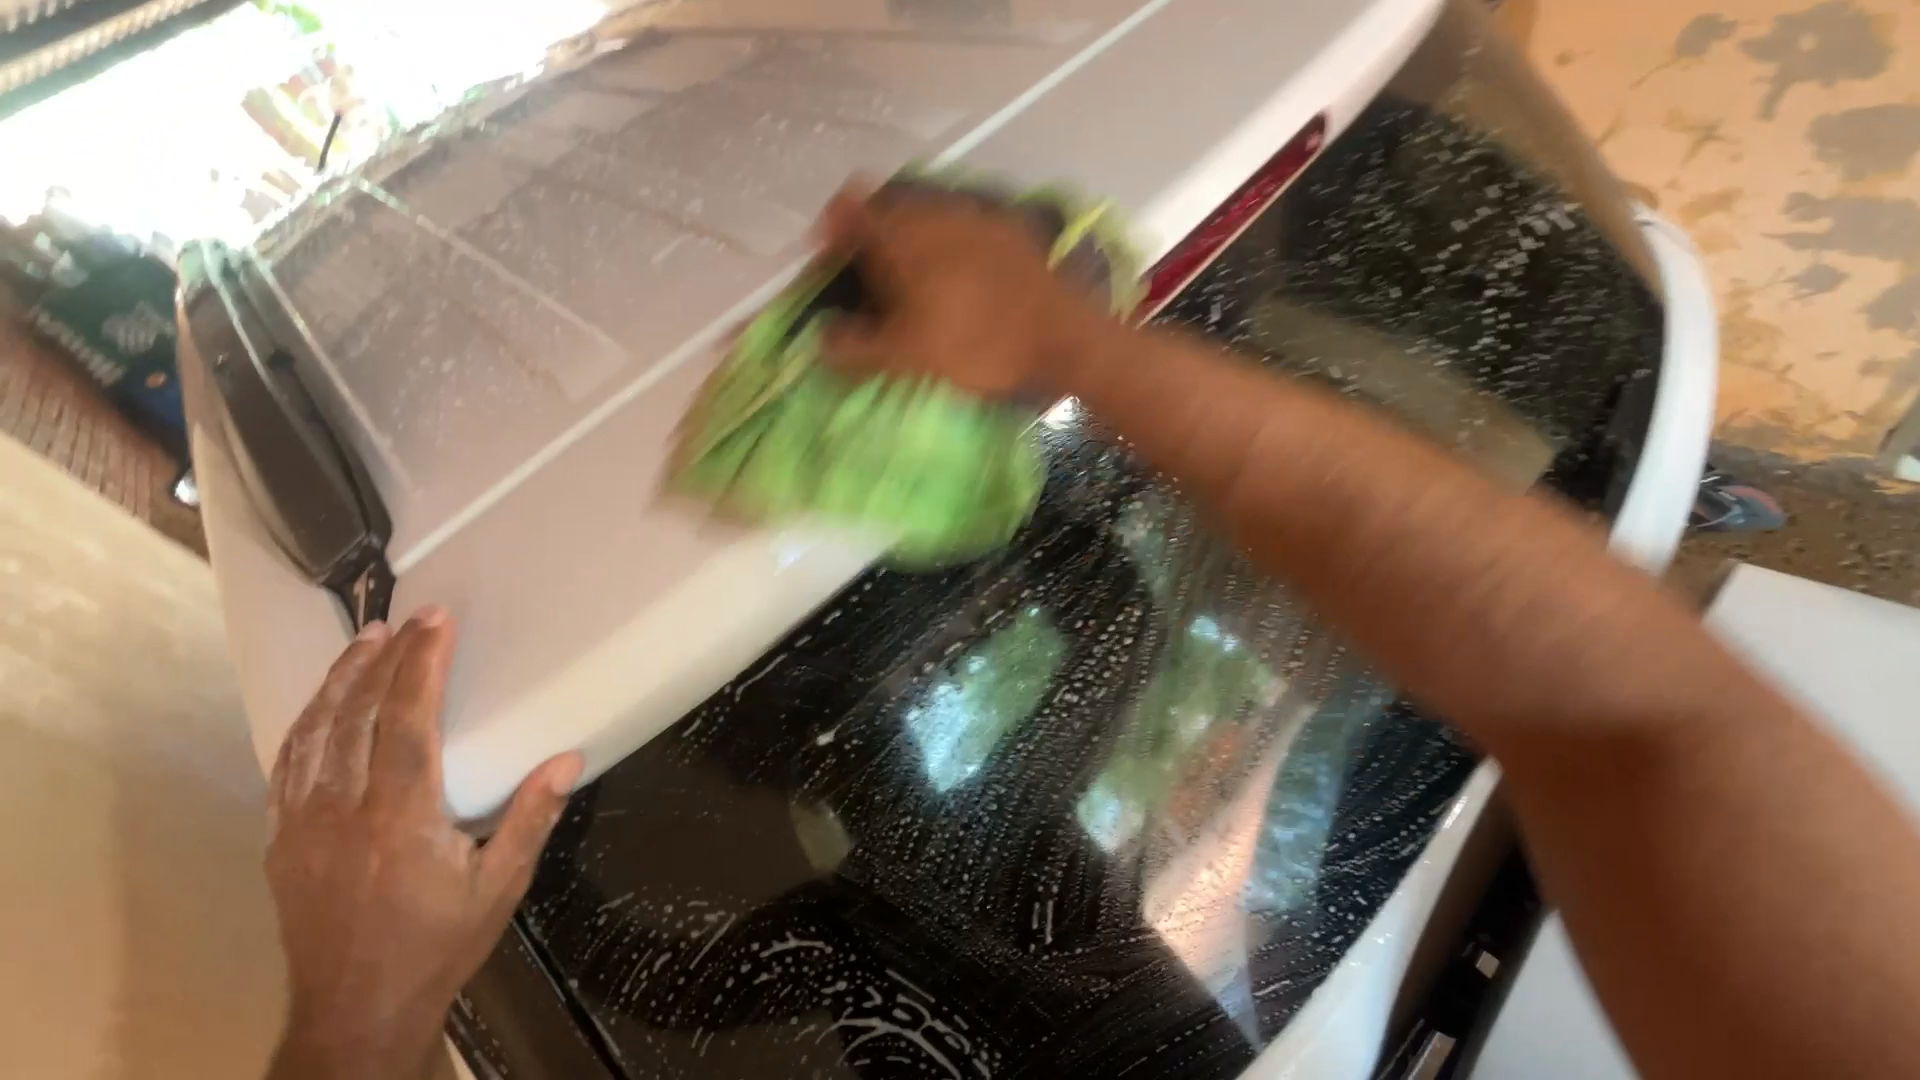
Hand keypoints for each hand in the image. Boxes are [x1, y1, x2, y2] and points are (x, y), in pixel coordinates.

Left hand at [264, 607, 582, 1078]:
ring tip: (363, 643)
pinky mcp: (284, 843)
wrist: (355, 1014)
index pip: (407, 721)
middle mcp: (343, 812)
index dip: (422, 665)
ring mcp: (303, 827)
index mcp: (400, 818)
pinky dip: (308, 725)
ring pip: (313, 735)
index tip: (437, 622)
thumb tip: (568, 758)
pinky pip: (289, 769)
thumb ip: (531, 818)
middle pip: (356, 716)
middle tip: (407, 619)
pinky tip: (324, 707)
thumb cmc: (438, 945)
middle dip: (383, 660)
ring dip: (339, 683)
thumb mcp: (500, 886)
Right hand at [819, 182, 1114, 398]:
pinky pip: (961, 230)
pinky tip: (959, 285)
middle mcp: (934, 211)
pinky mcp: (1008, 230)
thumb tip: (821, 339)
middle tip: (872, 287)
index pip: (845, 208)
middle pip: (885, 212)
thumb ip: (854, 346)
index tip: (833, 267)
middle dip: (871, 243)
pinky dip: (948, 250)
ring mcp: (976, 216)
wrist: (1063, 337)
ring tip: (916, 291)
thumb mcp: (906, 357)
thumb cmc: (977, 345)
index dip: (831, 234)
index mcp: (900, 235)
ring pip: (925, 219)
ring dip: (910, 246)